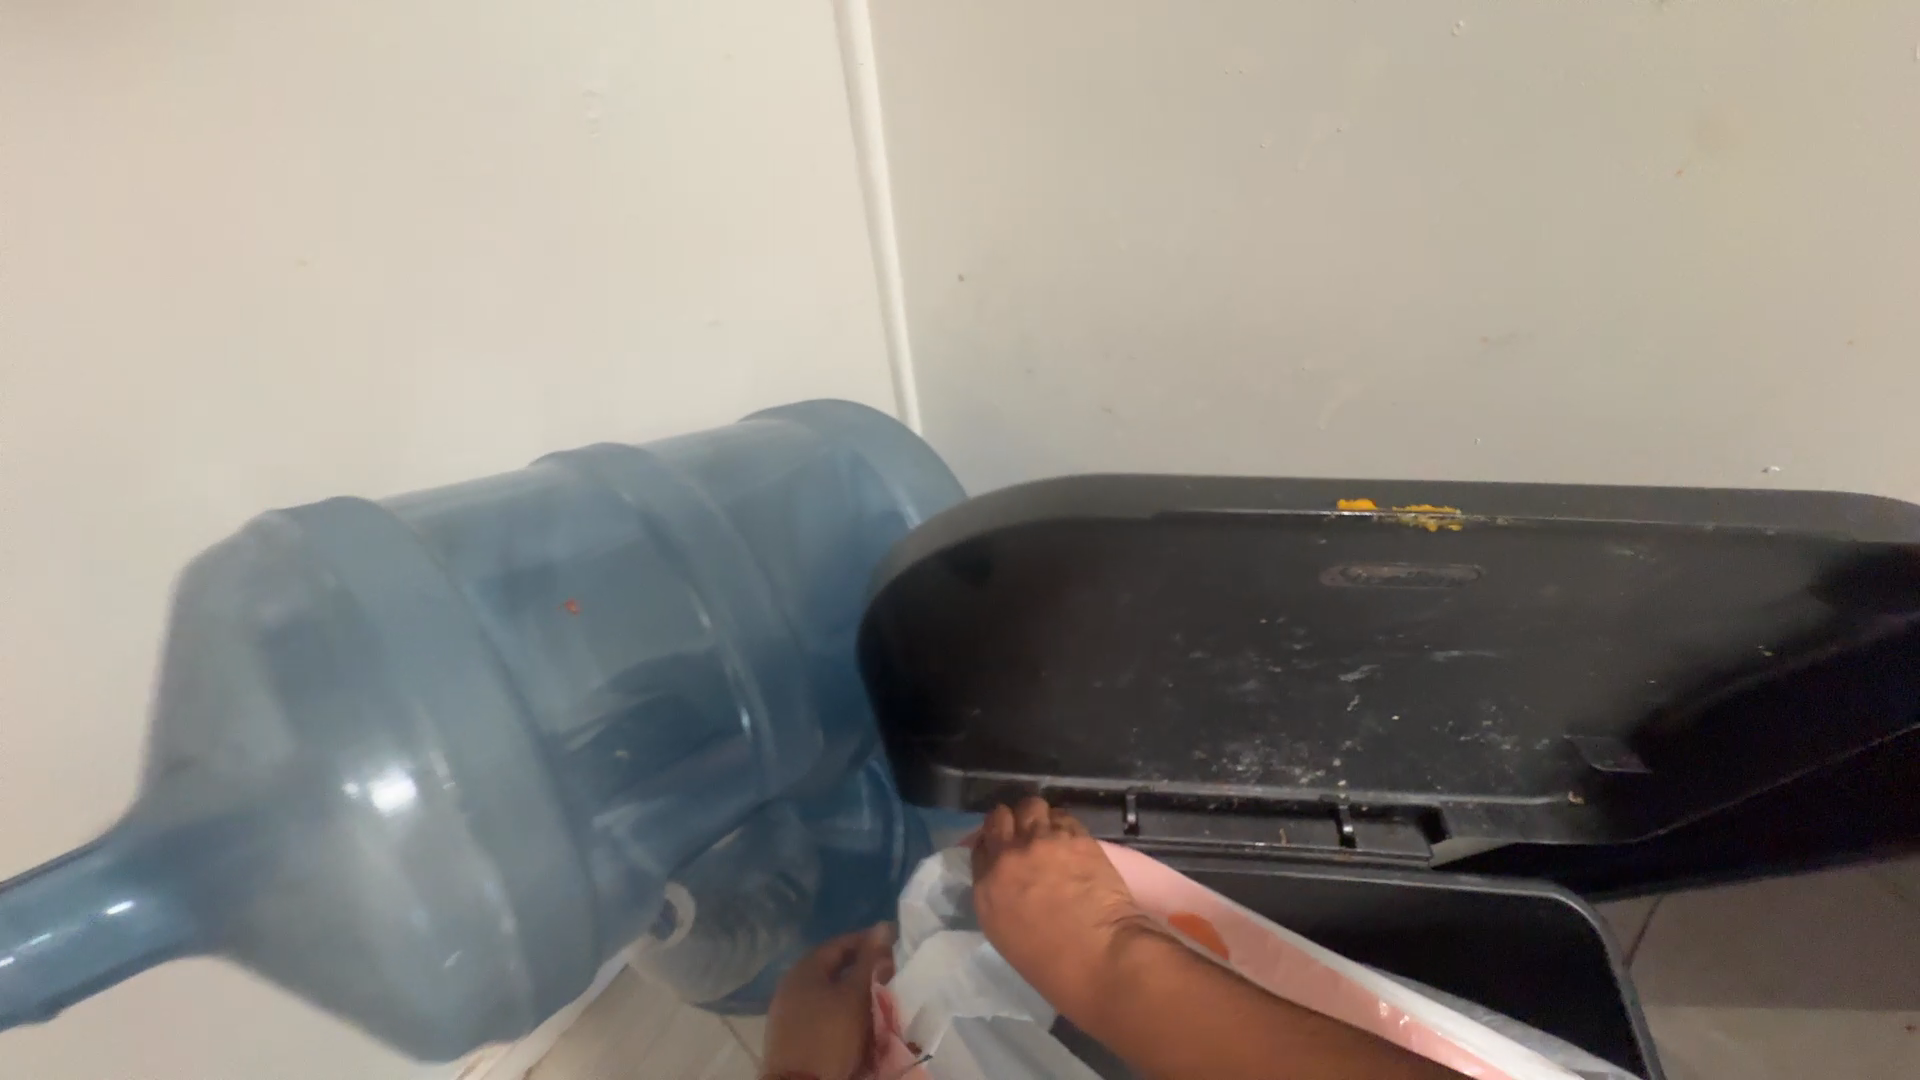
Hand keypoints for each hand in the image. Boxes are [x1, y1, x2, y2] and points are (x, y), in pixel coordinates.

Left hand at [762, 923, 895, 1079]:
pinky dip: (841, 1014)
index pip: (842, 943)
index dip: (869, 942)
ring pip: (829, 993)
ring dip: (854, 995)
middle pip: (834, 969)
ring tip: (878, 1002)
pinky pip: (822, 1014)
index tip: (893, 947)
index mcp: (805, 967)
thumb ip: (870, 960)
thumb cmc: (830, 1035)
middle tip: (889, 976)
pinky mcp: (791, 1036)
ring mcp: (788, 1011)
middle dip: (863, 971)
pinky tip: (857, 1024)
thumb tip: (883, 926)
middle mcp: (792, 984)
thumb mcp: (856, 994)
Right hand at [970, 797, 1152, 1014]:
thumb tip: (1009, 878)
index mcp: (987, 888)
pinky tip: (1070, 839)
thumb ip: (999, 896)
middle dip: (1010, 822)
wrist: (1101, 958)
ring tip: (1049, 831)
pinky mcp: (1074, 836)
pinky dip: (1063, 823)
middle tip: (1024, 834)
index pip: (980, 846)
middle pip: (999, 818)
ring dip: (1037, 816)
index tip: (1003, 848)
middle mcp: (1008, 856)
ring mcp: (1041, 841)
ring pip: (1030, 806)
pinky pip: (1061, 815)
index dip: (993, 843)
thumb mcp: (1006, 933)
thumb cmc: (1053, 966)